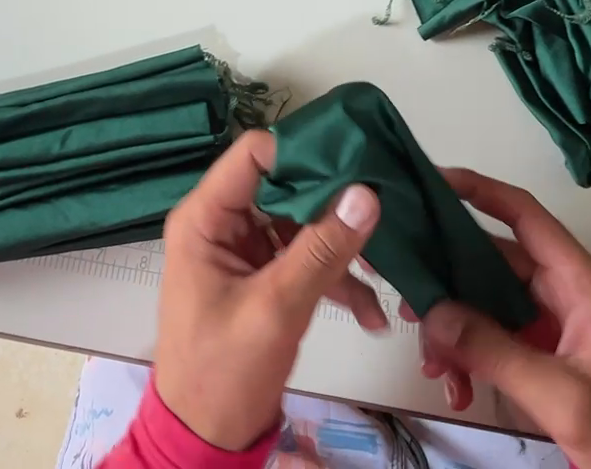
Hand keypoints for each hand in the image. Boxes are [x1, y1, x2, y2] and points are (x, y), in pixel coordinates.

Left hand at [154, 129, 384, 450]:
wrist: (205, 440)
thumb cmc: (224, 372)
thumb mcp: (276, 308)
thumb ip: (322, 250)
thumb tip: (366, 193)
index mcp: (206, 217)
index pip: (254, 154)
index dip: (303, 151)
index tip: (355, 161)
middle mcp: (223, 222)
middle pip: (285, 186)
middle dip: (334, 202)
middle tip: (385, 207)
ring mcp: (245, 250)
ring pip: (302, 223)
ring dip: (342, 248)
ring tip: (384, 270)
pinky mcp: (264, 277)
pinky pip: (305, 259)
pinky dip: (336, 281)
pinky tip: (370, 313)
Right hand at [414, 168, 590, 468]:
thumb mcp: (566, 398)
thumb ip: (498, 353)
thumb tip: (434, 315)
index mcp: (578, 282)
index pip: (524, 215)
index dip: (479, 190)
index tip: (433, 181)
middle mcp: (561, 291)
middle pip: (491, 259)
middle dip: (446, 279)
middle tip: (408, 300)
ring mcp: (550, 321)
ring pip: (484, 300)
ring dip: (452, 327)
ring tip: (432, 362)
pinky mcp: (542, 351)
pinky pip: (491, 336)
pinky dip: (468, 356)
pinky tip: (456, 385)